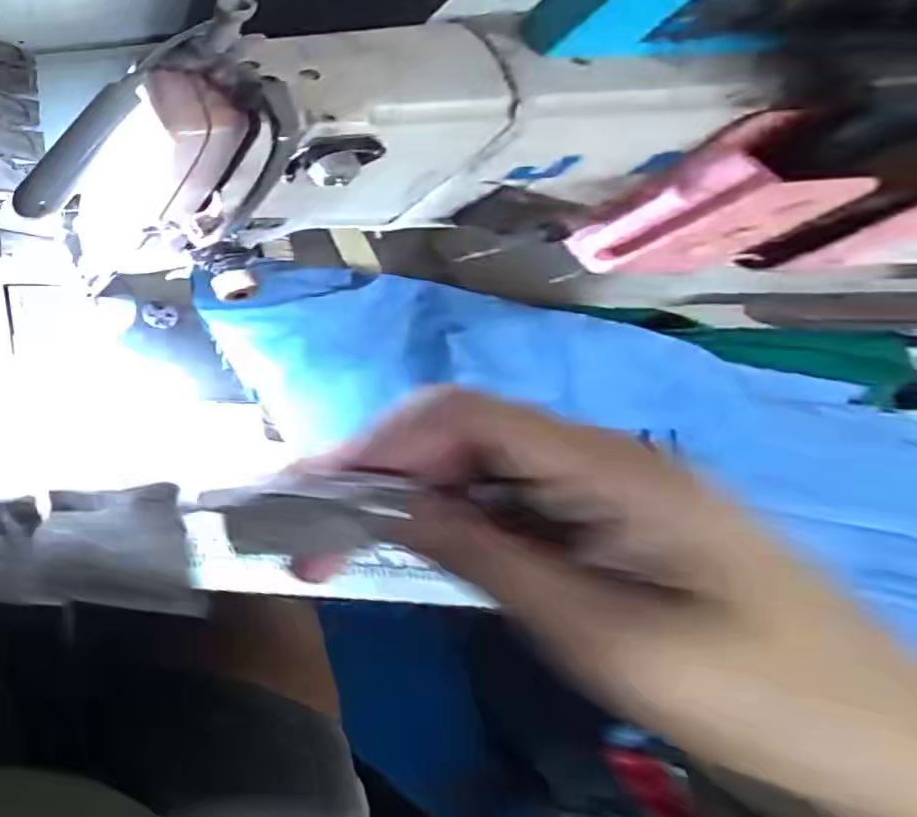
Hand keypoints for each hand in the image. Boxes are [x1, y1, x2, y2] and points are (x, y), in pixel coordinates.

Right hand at [295, 387, 916, 816]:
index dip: (385, 439)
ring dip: (401, 487)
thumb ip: (483, 556)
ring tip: (344, 526)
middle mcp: (594, 456)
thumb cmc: (758, 698)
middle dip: (378, 464)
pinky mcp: (590, 512)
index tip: (325, 483)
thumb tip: (384, 507)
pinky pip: (493, 491)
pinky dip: (440, 509)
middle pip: (456, 429)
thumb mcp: (602, 634)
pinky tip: (411, 537)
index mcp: (609, 468)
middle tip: (316, 512)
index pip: (465, 416)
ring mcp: (594, 482)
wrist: (893, 758)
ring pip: (466, 458)